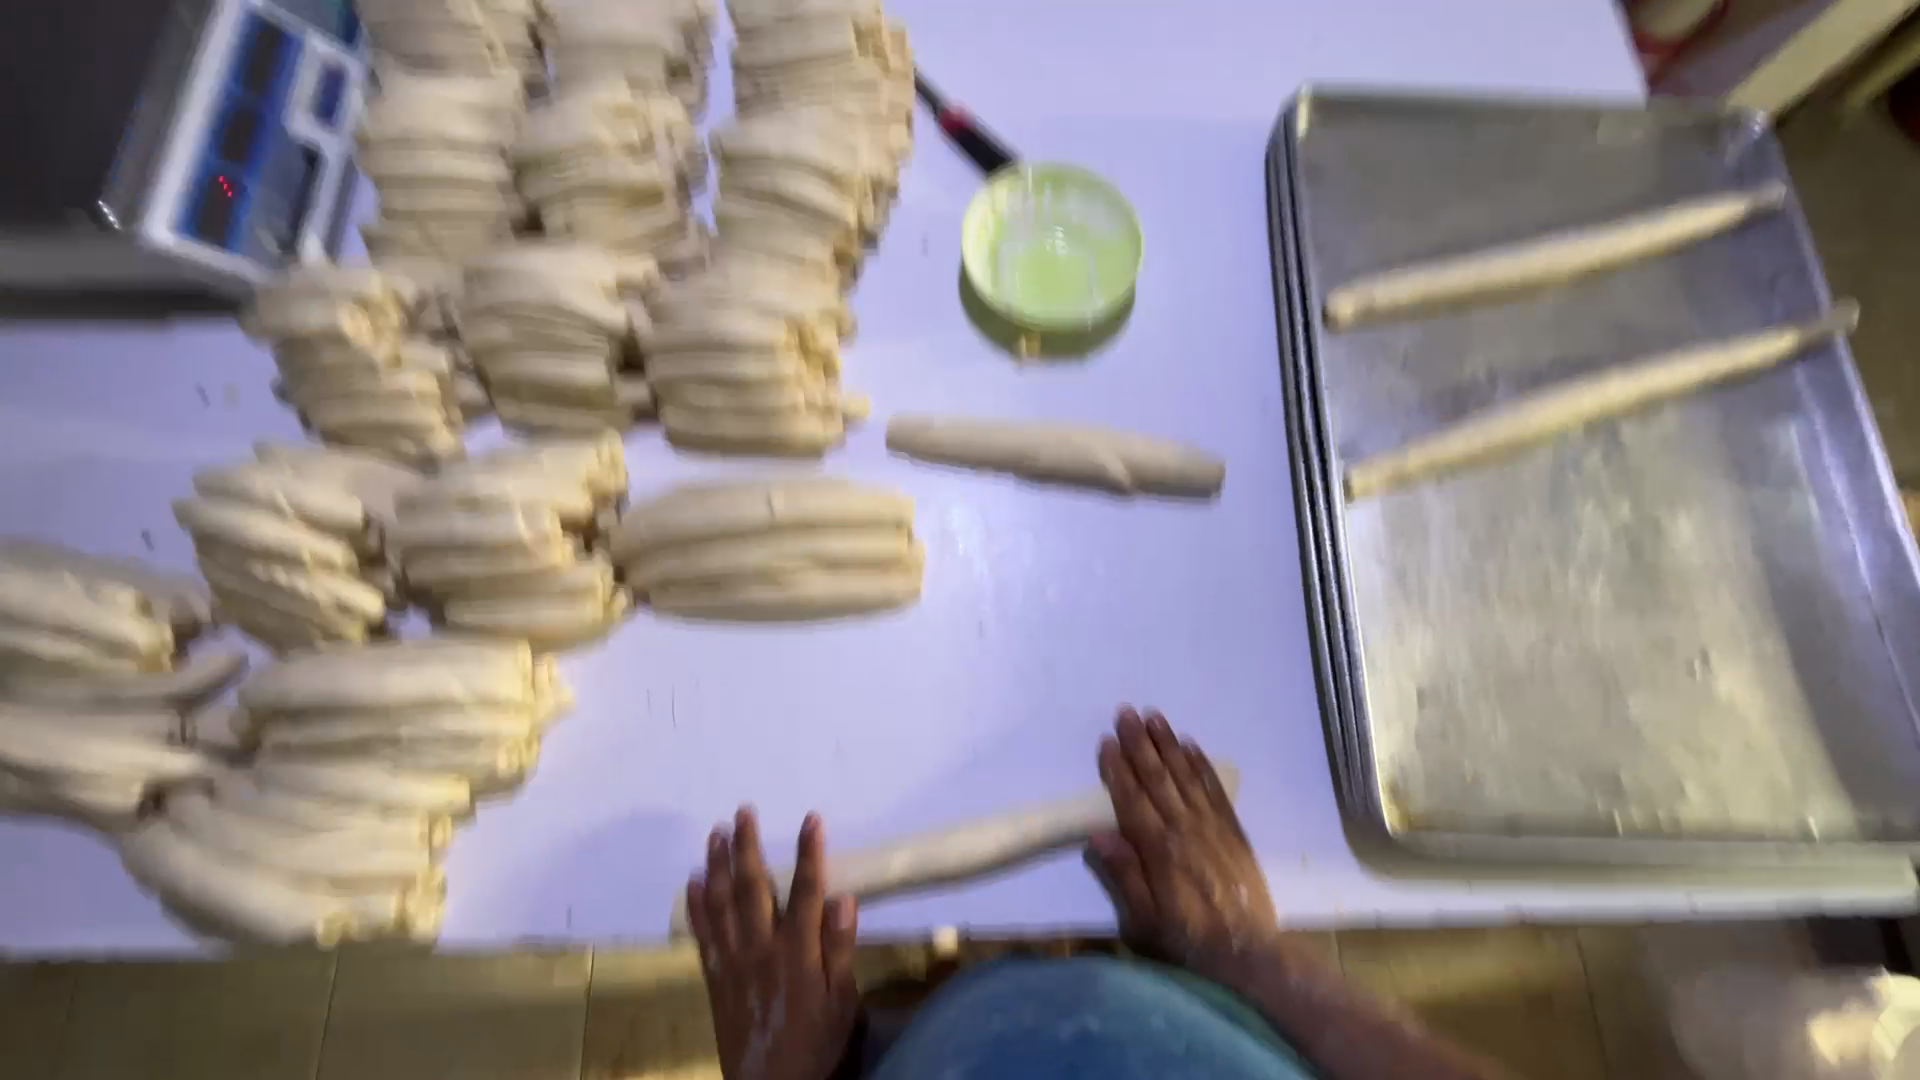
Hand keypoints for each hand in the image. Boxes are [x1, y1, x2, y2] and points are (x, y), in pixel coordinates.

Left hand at [687, 808, 860, 1079]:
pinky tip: (692, 881)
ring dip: (718, 865)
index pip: (805, 890)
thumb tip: (843, 898)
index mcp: (797, 951)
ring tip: (716, 833)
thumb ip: (840, 949)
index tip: (811, 817)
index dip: (808, 852)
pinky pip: (702, 935)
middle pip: (753, 887)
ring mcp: (733, 961)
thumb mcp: (842, 1001)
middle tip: (743, 811)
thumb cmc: (815, 1041)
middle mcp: (761, 948)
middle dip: (749, 846)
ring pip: (722, 904)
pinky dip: (696, 906)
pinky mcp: (714, 977)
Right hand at [1089, 707, 1305, 994]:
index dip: (1117, 768)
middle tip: (1126, 712)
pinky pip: (1214, 788)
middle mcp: (1184, 829)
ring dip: (1168, 744)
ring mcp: (1212, 826)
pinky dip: (1201, 764)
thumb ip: (1123, 875)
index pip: (1131, 799)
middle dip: (1139, 743)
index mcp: (1158, 850)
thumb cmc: (1186, 942)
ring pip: (1185, 775)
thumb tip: (1099, 833)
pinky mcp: (1233, 830)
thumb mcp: (1143, 921)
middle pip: (1157, 777)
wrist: (1248, 957)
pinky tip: (1190, 745)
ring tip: (1154, 716)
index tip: (1106, 741)